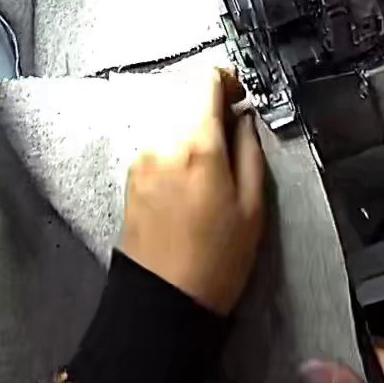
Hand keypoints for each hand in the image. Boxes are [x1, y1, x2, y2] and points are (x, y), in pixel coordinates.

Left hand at [116, 68, 264, 314]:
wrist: (163, 300)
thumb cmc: (217, 259)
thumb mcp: (252, 206)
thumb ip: (250, 150)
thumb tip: (244, 117)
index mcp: (199, 146)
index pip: (207, 83)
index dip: (227, 82)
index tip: (238, 98)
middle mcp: (165, 142)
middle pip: (188, 98)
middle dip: (210, 109)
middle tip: (229, 140)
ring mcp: (142, 156)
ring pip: (172, 119)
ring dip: (191, 128)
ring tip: (208, 167)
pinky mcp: (131, 171)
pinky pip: (157, 141)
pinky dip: (174, 145)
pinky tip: (186, 180)